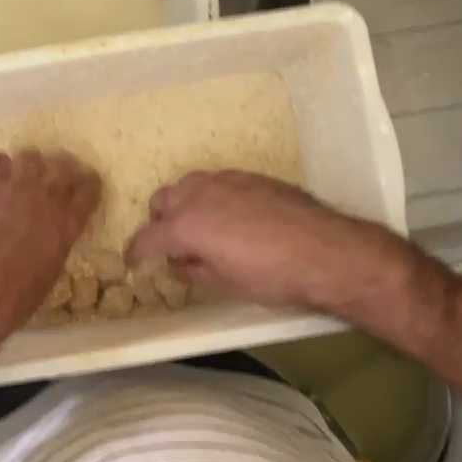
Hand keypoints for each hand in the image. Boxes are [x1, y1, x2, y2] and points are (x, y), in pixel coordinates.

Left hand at [0, 149, 100, 338]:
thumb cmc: (16, 296)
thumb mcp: (50, 270)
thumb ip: (57, 241)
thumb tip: (53, 232)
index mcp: (67, 222)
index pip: (89, 188)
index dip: (88, 184)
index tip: (85, 184)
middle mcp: (45, 197)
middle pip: (62, 164)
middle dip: (62, 168)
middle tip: (57, 175)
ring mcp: (13, 186)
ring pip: (30, 157)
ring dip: (31, 165)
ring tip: (25, 175)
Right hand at [124, 170, 410, 312]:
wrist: (327, 252)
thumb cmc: (272, 276)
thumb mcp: (225, 284)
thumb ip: (194, 270)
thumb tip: (179, 264)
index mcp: (186, 225)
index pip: (147, 237)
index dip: (136, 252)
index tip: (133, 262)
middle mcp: (199, 194)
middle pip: (162, 201)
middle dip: (159, 223)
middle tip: (170, 246)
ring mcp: (226, 180)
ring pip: (189, 185)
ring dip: (184, 205)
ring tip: (200, 229)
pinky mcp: (251, 177)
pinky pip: (218, 183)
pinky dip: (212, 198)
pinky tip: (231, 219)